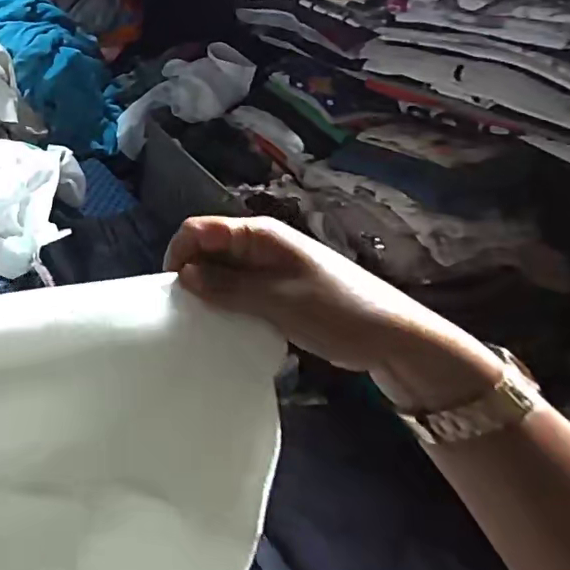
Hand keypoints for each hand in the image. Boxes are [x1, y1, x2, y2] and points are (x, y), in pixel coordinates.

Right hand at [166, 216, 502, 411]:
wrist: (397, 340)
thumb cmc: (338, 310)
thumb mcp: (279, 301)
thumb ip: (228, 288)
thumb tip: (184, 277)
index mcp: (259, 233)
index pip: (199, 229)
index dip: (179, 252)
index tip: (172, 289)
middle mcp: (259, 244)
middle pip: (207, 248)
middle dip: (190, 273)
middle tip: (184, 310)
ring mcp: (268, 267)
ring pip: (221, 271)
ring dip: (208, 291)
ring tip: (202, 322)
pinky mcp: (276, 290)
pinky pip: (238, 289)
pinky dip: (227, 304)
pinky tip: (227, 327)